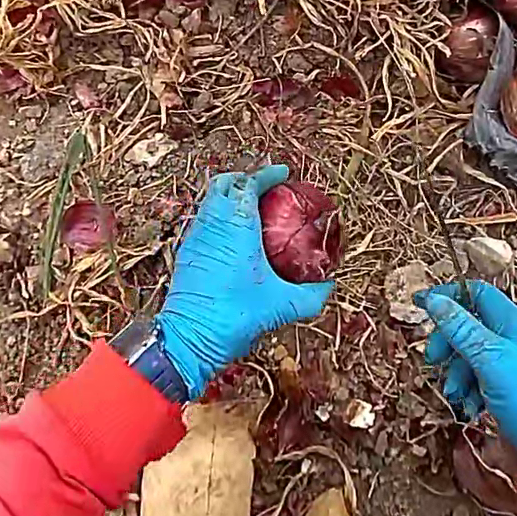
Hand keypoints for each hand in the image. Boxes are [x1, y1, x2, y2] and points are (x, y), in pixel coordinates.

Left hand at [158, 166, 333, 396]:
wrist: (187, 341)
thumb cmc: (235, 317)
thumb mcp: (282, 306)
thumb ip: (312, 295)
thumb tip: (328, 285)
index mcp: (237, 228)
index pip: (248, 184)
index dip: (266, 174)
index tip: (283, 174)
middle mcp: (213, 225)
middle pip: (224, 184)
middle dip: (245, 178)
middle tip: (266, 186)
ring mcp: (196, 238)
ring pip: (211, 200)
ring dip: (231, 195)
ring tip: (252, 206)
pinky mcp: (187, 253)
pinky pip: (205, 220)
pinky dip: (220, 214)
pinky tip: (235, 233)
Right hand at [420, 281, 516, 515]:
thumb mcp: (491, 362)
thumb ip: (462, 329)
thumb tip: (434, 298)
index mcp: (515, 323)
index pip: (478, 293)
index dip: (449, 296)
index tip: (419, 305)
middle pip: (471, 325)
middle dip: (449, 341)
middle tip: (432, 361)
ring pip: (474, 356)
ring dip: (458, 371)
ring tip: (455, 395)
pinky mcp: (516, 392)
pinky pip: (484, 380)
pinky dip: (472, 391)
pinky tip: (471, 409)